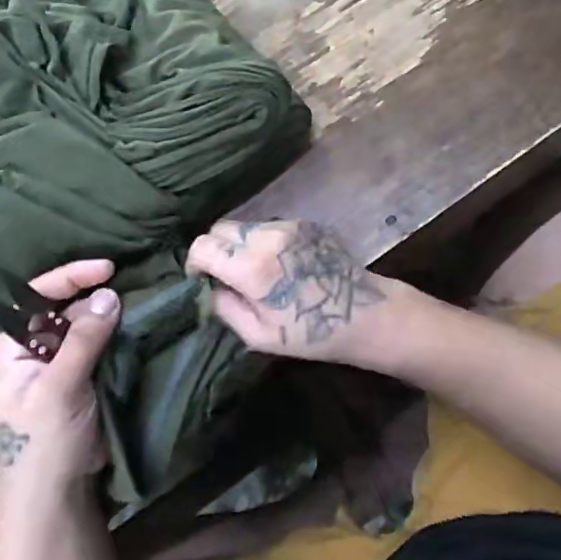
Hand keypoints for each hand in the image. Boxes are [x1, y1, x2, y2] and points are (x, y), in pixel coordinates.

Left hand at [0, 259, 120, 497]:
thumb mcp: (59, 388)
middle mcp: (30, 353)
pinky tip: (131, 328)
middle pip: (59, 309)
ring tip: (132, 305)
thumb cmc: (43, 443)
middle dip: (89, 296)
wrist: (55, 500)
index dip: (69, 278)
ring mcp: (56, 369)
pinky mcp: (79, 383)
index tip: (107, 268)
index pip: (35, 298)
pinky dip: (112, 336)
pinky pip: (95, 348)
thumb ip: (83, 340)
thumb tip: (110, 295)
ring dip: (104, 315)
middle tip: (124, 292)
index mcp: (10, 351)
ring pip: (81, 328)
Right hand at [186, 220, 407, 367]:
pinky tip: (279, 266)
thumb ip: (224, 308)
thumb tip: (206, 289)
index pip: (202, 246)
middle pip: (220, 228)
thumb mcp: (258, 336)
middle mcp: (266, 236)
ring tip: (255, 273)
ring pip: (243, 225)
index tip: (202, 280)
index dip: (195, 263)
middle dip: (215, 250)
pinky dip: (261, 242)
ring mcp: (287, 226)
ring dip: (238, 245)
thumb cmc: (311, 334)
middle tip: (226, 277)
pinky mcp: (304, 223)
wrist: (365, 313)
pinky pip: (267, 226)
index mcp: (252, 267)